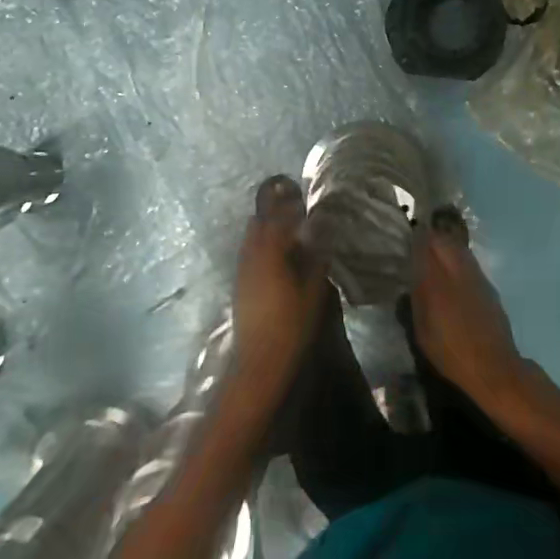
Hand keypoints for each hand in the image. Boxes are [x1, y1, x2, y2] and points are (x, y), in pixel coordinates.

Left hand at [230, 175, 329, 396]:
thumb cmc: (291, 326)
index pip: (277, 221)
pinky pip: (247, 253)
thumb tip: (321, 238)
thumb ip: (316, 261)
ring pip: (249, 239)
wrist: (259, 361)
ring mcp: (242, 272)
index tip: (300, 199)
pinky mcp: (239, 285)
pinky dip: (259, 245)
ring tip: (283, 229)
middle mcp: (251, 258)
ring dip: (264, 229)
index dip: (288, 208)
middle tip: (291, 210)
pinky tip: (274, 254)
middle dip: (273, 214)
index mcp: (270, 256)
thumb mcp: (312, 293)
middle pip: (257, 225)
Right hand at [410, 207, 529, 410]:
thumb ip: (416, 300)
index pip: (425, 248)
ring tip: (436, 250)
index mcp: (437, 283)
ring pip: (459, 248)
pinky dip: (458, 257)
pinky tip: (453, 269)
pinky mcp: (488, 285)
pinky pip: (469, 260)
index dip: (416, 238)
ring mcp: (476, 277)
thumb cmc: (451, 354)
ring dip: (446, 244)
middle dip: (431, 236)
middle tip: (420, 240)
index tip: (408, 235)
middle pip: (443, 241)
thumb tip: (412, 278)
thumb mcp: (422, 332)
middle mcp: (457, 273)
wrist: (494, 366)